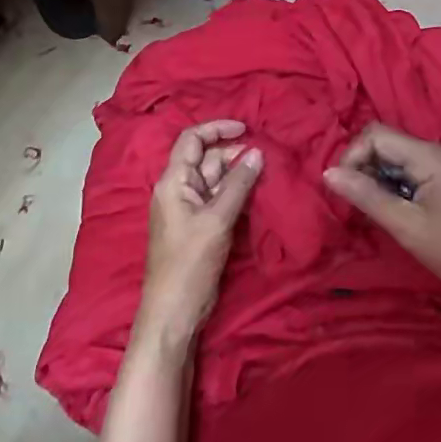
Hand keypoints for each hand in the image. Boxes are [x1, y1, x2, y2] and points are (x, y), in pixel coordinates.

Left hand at [138, 121, 263, 344]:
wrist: (173, 313)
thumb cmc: (190, 263)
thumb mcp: (217, 220)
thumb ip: (238, 184)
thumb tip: (257, 152)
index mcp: (173, 181)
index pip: (192, 139)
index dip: (217, 128)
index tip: (246, 128)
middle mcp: (178, 189)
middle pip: (207, 159)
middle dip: (235, 155)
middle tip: (267, 159)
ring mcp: (188, 209)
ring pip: (216, 180)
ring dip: (239, 175)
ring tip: (267, 174)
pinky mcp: (199, 227)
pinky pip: (219, 200)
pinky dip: (237, 194)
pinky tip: (257, 195)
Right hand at [323, 123, 440, 309]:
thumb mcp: (406, 226)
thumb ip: (366, 196)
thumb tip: (328, 174)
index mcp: (433, 155)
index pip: (377, 135)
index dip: (353, 157)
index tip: (344, 190)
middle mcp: (440, 150)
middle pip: (386, 143)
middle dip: (363, 167)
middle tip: (355, 203)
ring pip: (395, 158)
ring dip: (375, 178)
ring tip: (371, 210)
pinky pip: (408, 171)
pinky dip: (392, 186)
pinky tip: (390, 211)